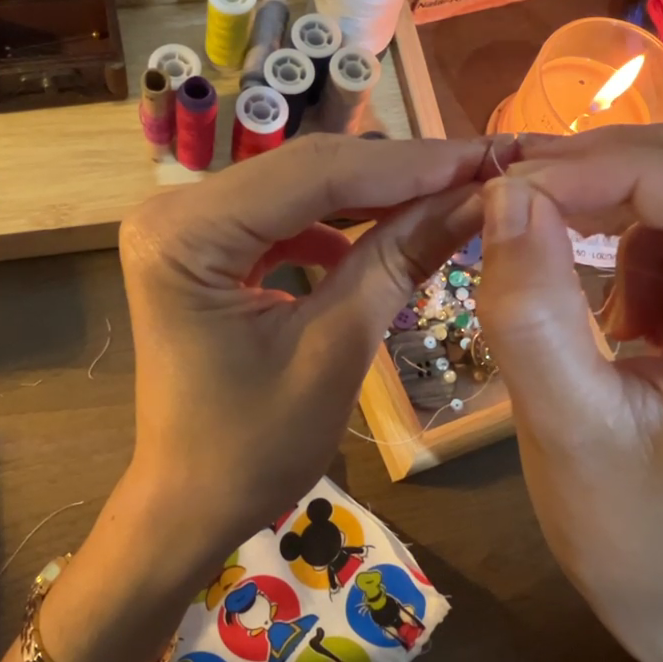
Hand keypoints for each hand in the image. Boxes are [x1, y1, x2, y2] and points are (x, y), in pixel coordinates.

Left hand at [114, 134, 488, 575]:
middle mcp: (171, 212)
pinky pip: (277, 219)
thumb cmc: (252, 450)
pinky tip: (379, 239)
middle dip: (396, 175)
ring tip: (447, 202)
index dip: (409, 164)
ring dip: (371, 197)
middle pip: (302, 171)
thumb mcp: (334, 351)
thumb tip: (478, 197)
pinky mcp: (198, 249)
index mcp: (185, 235)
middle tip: (483, 174)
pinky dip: (333, 226)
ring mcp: (182, 228)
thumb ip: (397, 261)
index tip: (492, 158)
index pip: (313, 173)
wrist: (189, 503)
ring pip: (295, 190)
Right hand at [474, 125, 662, 661]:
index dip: (621, 169)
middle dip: (632, 167)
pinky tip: (641, 307)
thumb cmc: (623, 533)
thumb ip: (530, 309)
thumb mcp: (561, 428)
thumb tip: (508, 191)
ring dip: (649, 202)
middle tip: (530, 195)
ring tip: (594, 282)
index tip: (517, 180)